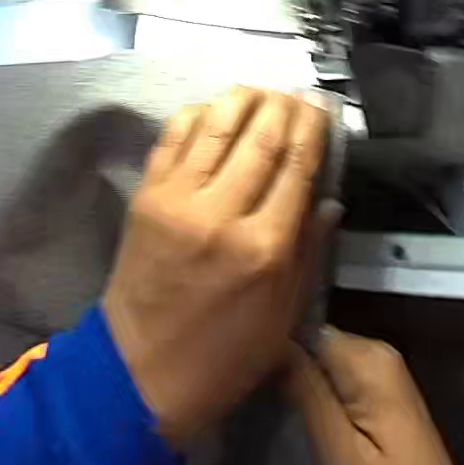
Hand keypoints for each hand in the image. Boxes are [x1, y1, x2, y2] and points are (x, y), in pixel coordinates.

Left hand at [103, 87, 334, 446]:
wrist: (135, 373)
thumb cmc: (223, 354)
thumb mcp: (283, 315)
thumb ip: (309, 250)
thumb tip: (328, 197)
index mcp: (264, 247)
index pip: (297, 165)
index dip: (313, 128)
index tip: (321, 107)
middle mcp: (222, 213)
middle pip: (261, 137)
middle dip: (284, 106)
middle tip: (296, 94)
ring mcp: (178, 198)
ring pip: (217, 125)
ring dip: (244, 98)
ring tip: (261, 91)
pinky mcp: (147, 194)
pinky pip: (174, 136)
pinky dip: (198, 113)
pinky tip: (215, 108)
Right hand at [288, 328, 463, 464]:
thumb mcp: (344, 458)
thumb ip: (310, 396)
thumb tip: (279, 345)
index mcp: (371, 358)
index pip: (308, 330)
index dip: (281, 350)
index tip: (261, 377)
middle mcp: (379, 352)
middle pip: (317, 344)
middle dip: (293, 368)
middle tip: (275, 404)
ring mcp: (384, 372)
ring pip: (326, 362)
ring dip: (305, 384)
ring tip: (289, 413)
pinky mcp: (383, 394)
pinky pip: (339, 379)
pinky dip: (322, 395)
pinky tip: (312, 419)